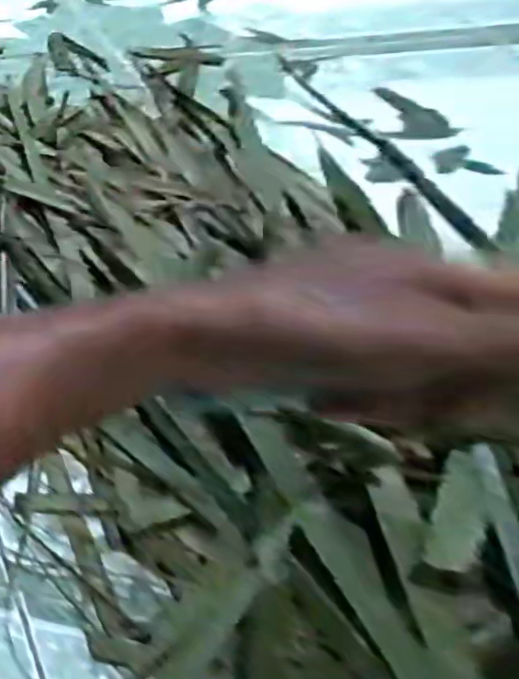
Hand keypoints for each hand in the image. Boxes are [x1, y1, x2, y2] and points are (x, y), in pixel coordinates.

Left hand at [158, 240, 518, 421]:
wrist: (191, 339)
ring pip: (434, 374)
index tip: (491, 388)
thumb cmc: (309, 329)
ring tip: (358, 403)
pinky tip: (329, 403)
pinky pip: (378, 381)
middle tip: (438, 410)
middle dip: (469, 391)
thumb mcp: (435, 336)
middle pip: (488, 350)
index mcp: (422, 268)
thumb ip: (518, 338)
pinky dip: (364, 399)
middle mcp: (390, 285)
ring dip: (410, 401)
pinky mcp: (316, 346)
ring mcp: (349, 316)